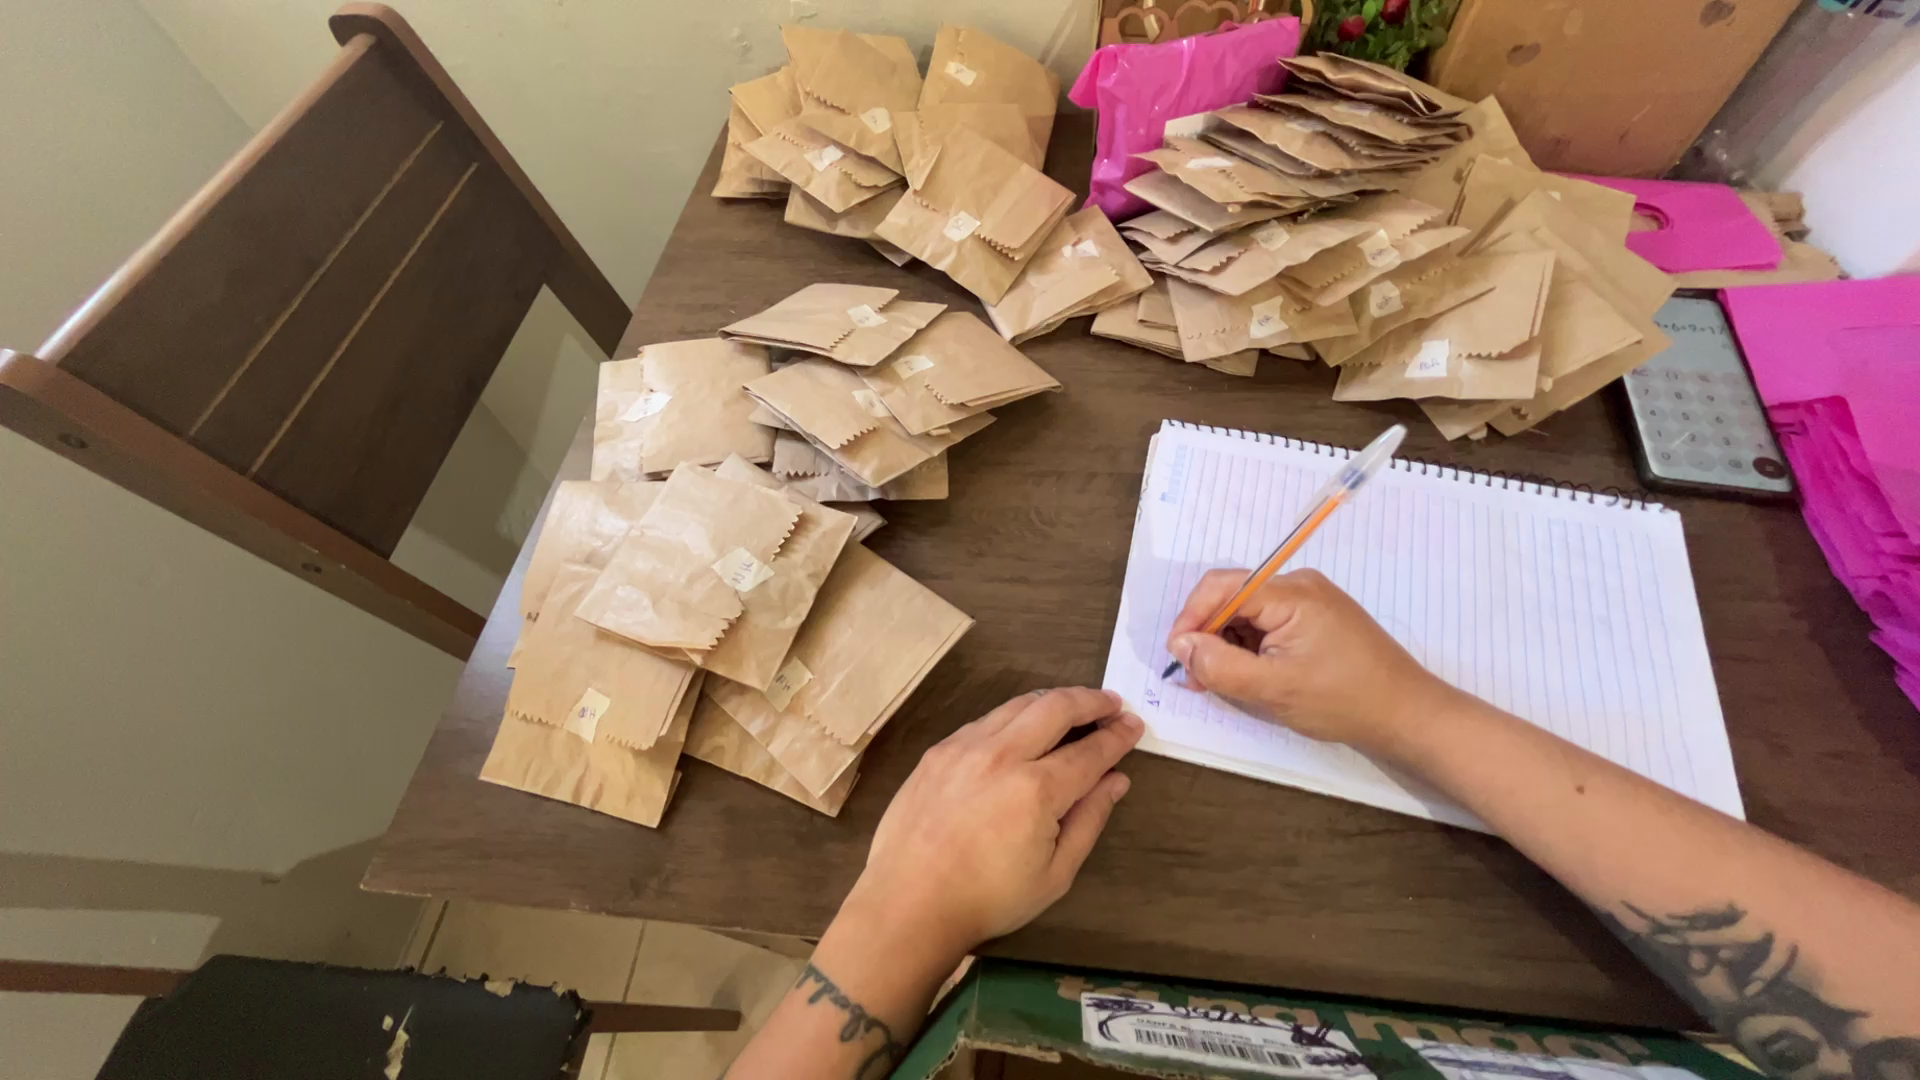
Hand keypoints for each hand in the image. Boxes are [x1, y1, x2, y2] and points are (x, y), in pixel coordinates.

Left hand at [844, 688, 1142, 962]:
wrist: (908, 901)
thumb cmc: (988, 898)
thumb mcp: (1054, 874)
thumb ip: (1089, 819)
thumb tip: (1116, 780)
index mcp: (1036, 790)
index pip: (1090, 751)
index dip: (1117, 736)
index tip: (1134, 726)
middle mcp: (1002, 754)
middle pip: (1056, 707)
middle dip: (1090, 700)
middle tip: (1111, 703)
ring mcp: (966, 746)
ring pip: (1019, 704)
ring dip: (1052, 700)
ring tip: (1073, 706)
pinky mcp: (940, 748)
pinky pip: (986, 719)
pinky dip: (1014, 715)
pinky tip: (1022, 727)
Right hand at [1167, 568, 1460, 752]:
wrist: (1410, 715)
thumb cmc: (1344, 701)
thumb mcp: (1273, 688)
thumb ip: (1220, 665)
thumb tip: (1180, 645)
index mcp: (1291, 593)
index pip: (1221, 587)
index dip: (1191, 617)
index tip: (1178, 656)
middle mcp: (1298, 585)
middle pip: (1231, 596)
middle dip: (1206, 633)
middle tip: (1194, 676)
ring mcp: (1308, 600)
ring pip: (1246, 611)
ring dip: (1225, 642)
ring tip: (1217, 680)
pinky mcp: (1314, 618)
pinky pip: (1265, 621)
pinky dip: (1247, 645)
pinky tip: (1245, 673)